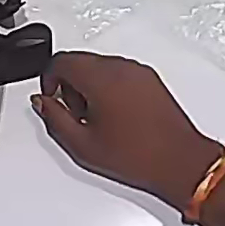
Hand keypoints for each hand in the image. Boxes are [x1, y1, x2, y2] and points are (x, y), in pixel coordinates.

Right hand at [32, 51, 224, 210]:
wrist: (182, 165)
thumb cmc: (139, 157)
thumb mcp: (82, 145)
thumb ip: (54, 118)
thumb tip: (42, 102)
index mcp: (101, 79)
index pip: (61, 61)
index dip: (49, 79)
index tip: (51, 97)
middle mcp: (121, 68)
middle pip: (79, 61)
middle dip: (69, 84)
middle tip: (74, 113)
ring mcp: (138, 72)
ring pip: (98, 66)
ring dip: (88, 85)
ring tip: (95, 119)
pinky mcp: (150, 79)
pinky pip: (118, 73)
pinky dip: (108, 86)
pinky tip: (114, 116)